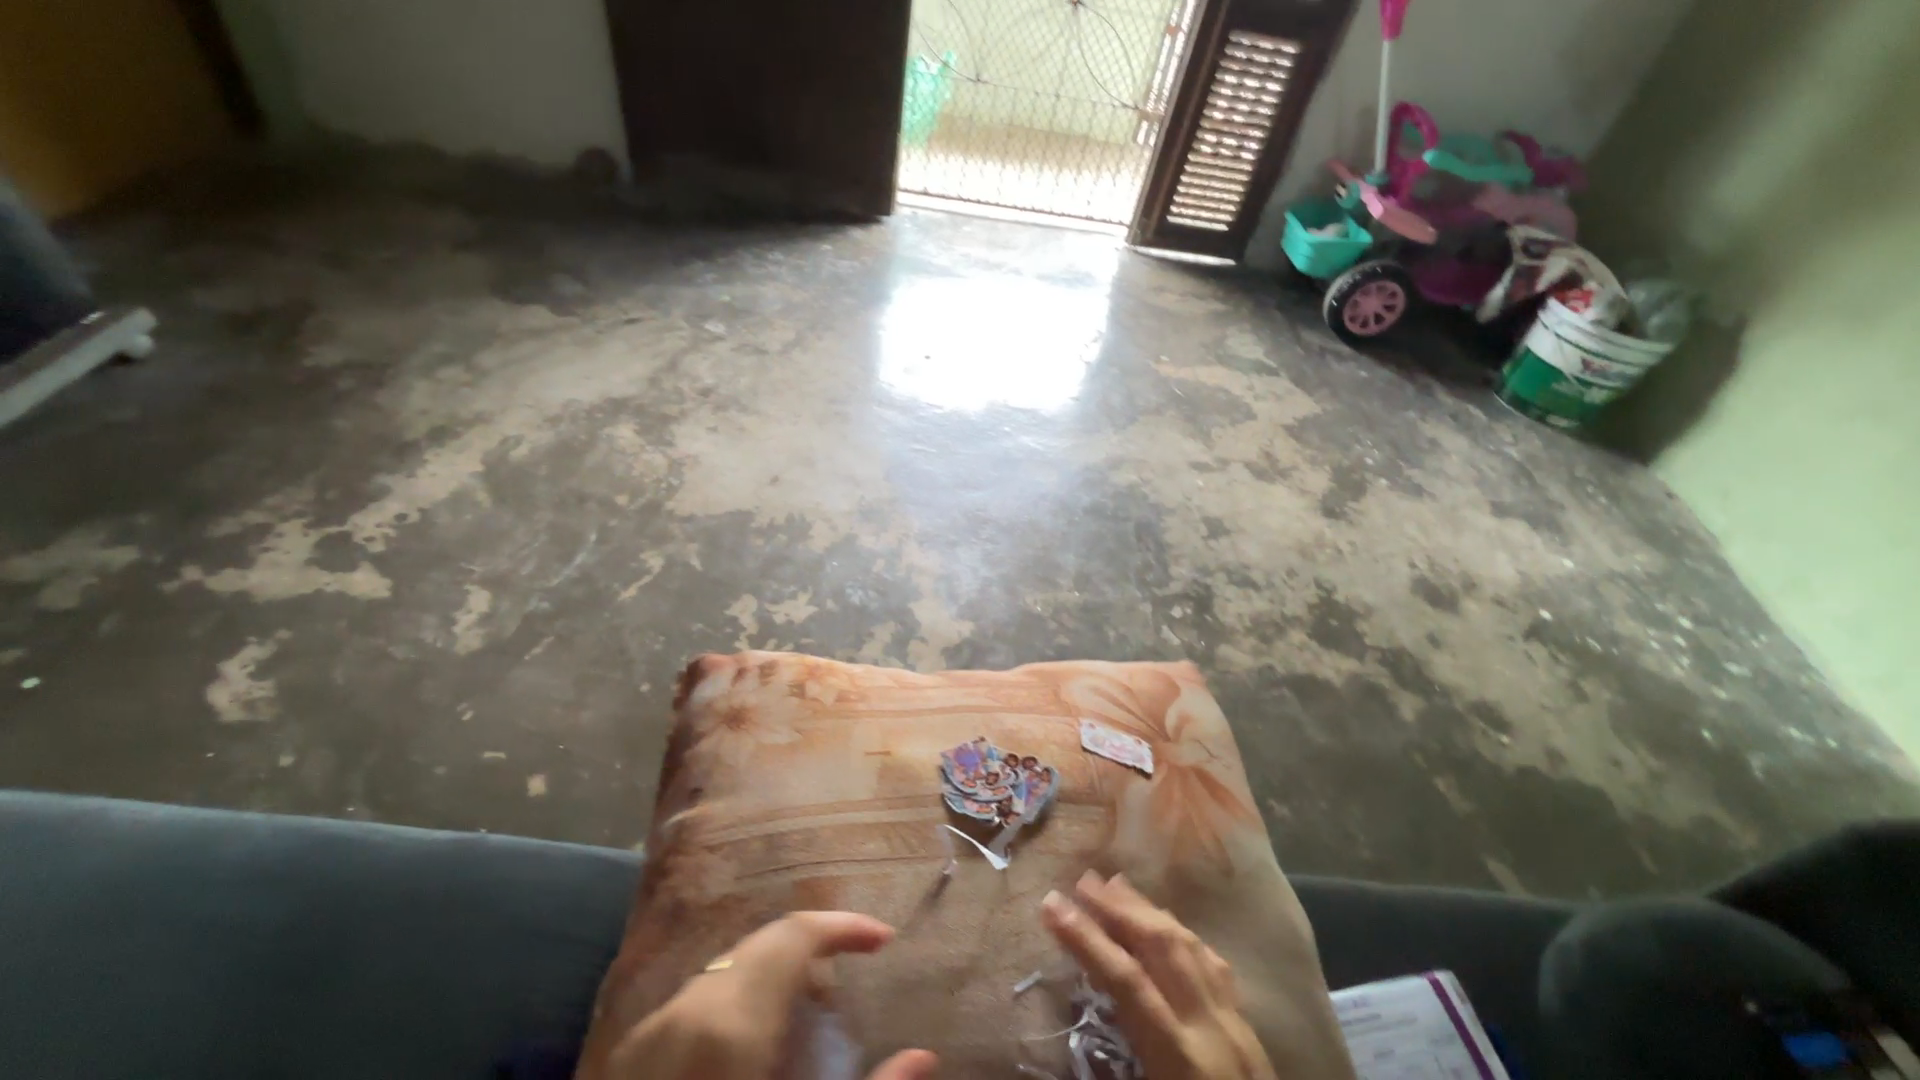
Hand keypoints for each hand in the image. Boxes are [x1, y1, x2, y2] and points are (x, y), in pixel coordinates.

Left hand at [608, 911, 937, 1079]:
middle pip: (760, 943)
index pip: (794, 935)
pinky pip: (694, 1002)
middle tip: (856, 963)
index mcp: (729, 1024)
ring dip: (773, 969)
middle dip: (812, 943)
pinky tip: (752, 1040)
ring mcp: (646, 1033)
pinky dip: (736, 999)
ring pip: (724, 969)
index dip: (844, 926)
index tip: (883, 940)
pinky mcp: (624, 1057)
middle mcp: (684, 1011)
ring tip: (812, 999)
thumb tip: (925, 1057)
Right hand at [1041, 872, 1275, 1079]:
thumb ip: (1107, 1070)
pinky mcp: (1249, 1032)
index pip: (1125, 982)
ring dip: (1150, 912)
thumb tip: (1063, 1060)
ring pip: (1191, 948)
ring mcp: (1235, 1026)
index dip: (1086, 940)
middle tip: (1082, 881)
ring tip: (1118, 887)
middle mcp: (1210, 1029)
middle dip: (1120, 908)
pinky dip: (1185, 937)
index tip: (1050, 907)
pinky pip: (1215, 967)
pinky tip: (1170, 928)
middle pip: (1162, 948)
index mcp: (1178, 1058)